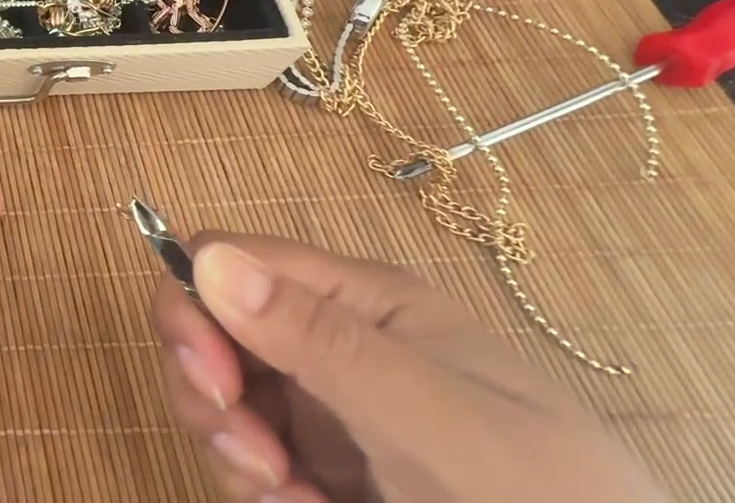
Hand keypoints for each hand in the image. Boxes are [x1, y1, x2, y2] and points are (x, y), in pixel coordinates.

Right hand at [154, 234, 667, 502]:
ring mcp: (324, 405)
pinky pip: (245, 453)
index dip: (197, 305)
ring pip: (217, 394)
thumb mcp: (436, 420)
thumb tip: (206, 257)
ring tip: (288, 495)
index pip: (229, 260)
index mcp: (362, 302)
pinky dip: (254, 484)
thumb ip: (320, 338)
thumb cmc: (538, 500)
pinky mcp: (320, 463)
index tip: (211, 378)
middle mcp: (331, 340)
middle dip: (208, 388)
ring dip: (229, 444)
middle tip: (256, 458)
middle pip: (210, 328)